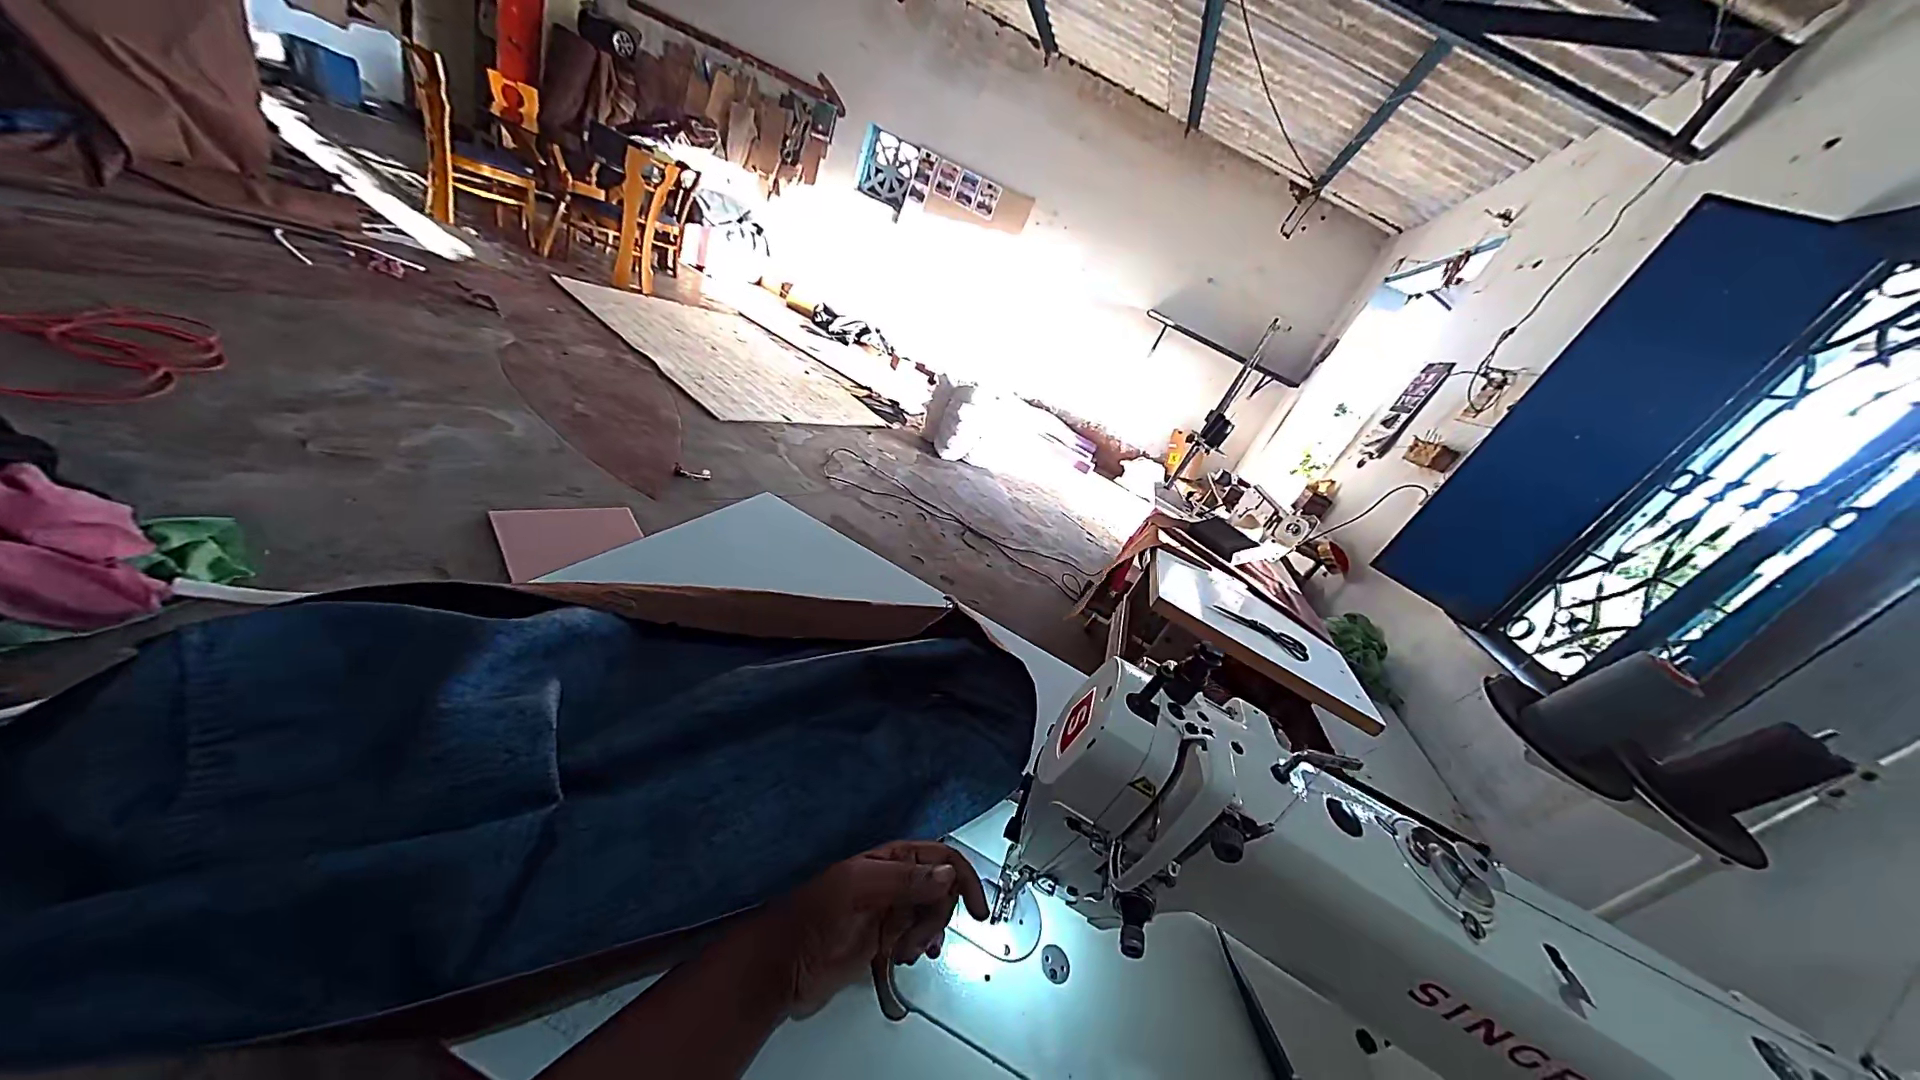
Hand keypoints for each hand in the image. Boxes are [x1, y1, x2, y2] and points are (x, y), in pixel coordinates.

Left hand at [759, 841, 989, 1016]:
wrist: (782, 965)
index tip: (978, 907)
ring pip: (931, 917)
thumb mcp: (857, 888)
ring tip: (906, 950)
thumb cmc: (809, 916)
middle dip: (938, 916)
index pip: (939, 858)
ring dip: (927, 935)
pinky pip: (917, 938)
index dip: (962, 877)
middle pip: (940, 891)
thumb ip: (904, 880)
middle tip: (919, 939)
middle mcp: (892, 882)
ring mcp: (888, 912)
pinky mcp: (884, 940)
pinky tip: (912, 955)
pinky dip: (922, 947)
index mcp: (888, 860)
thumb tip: (946, 874)